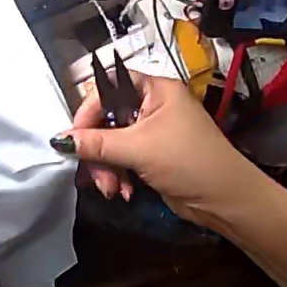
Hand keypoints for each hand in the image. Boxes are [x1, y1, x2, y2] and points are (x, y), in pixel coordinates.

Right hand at [53, 75, 269, 230]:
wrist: (226, 200)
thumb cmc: (189, 161)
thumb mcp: (138, 149)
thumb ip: (96, 143)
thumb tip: (61, 140)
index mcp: (155, 90)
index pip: (108, 87)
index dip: (88, 110)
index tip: (76, 135)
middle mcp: (152, 106)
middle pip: (106, 118)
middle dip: (98, 149)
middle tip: (95, 172)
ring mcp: (152, 132)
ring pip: (111, 143)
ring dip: (106, 167)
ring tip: (112, 188)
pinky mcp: (151, 156)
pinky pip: (121, 159)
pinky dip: (117, 175)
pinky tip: (122, 191)